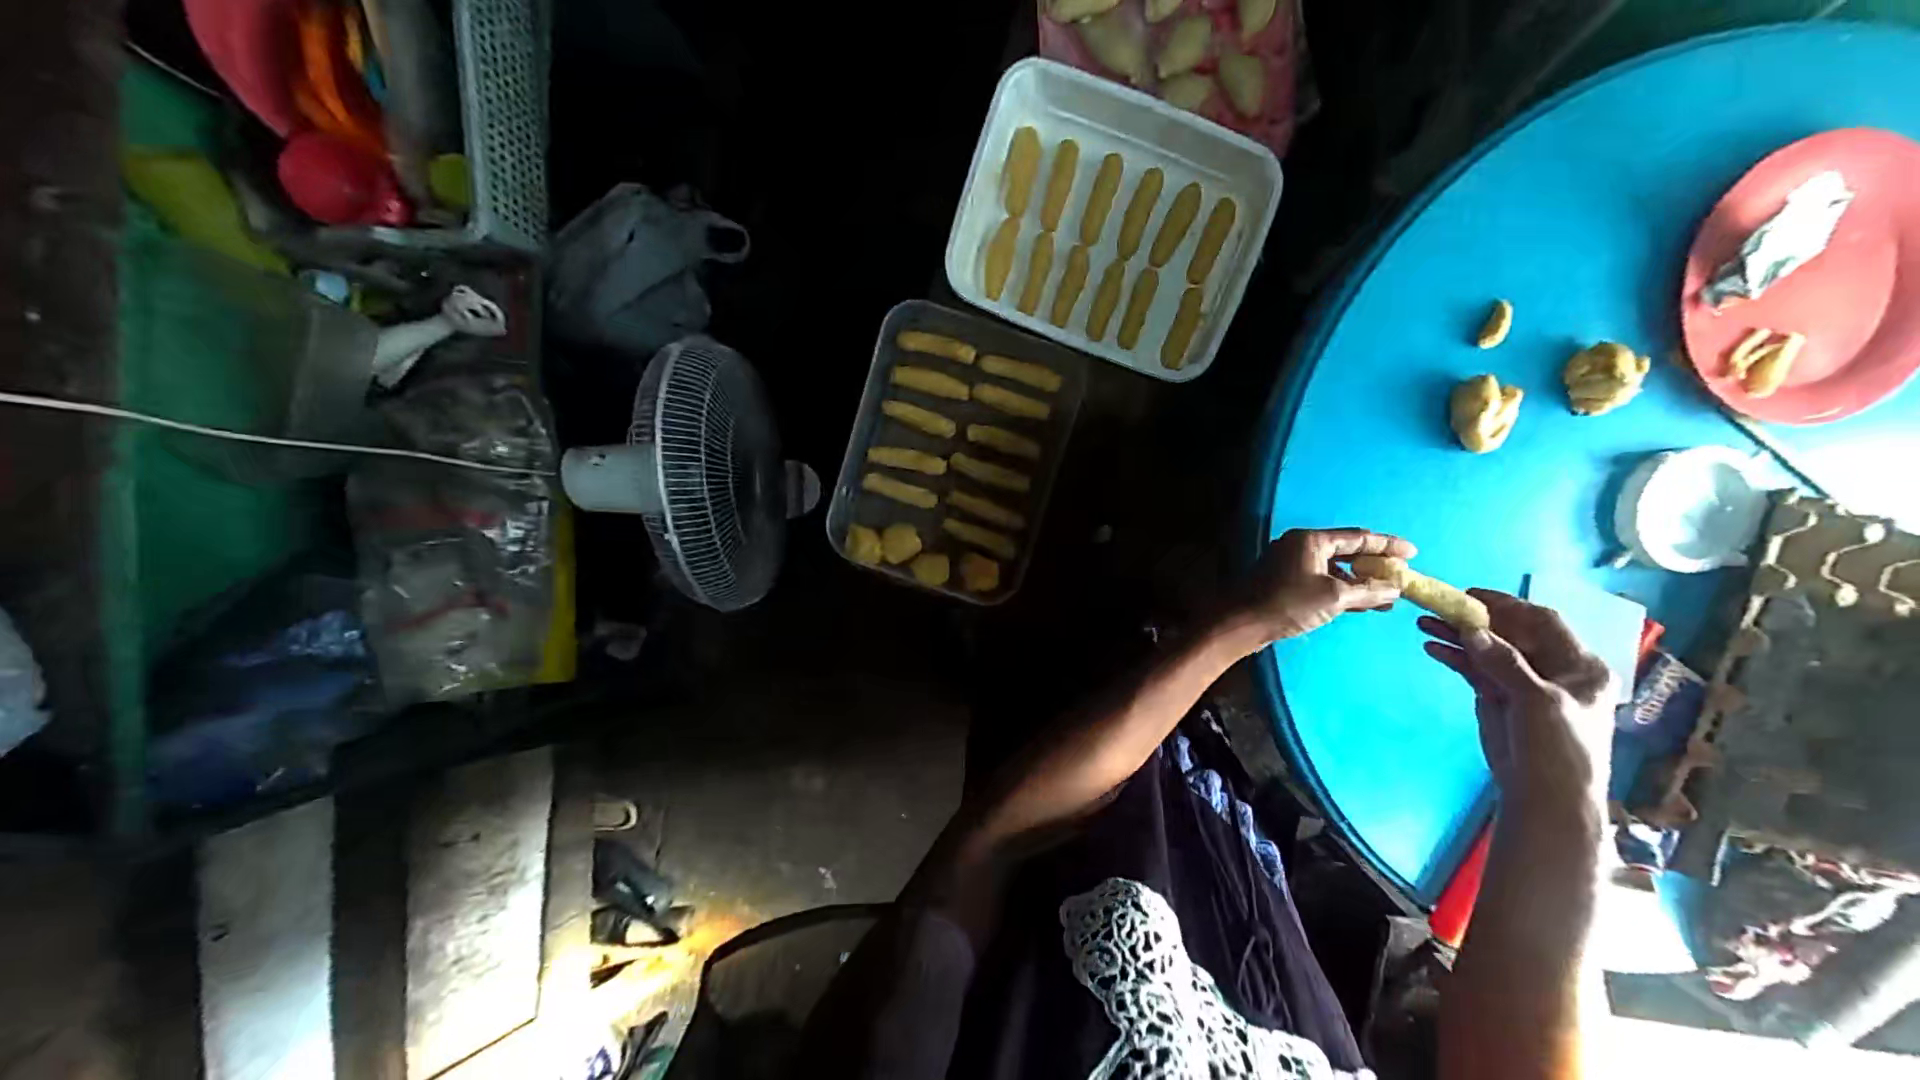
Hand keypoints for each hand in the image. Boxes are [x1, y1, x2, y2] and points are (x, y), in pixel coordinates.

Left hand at [1235, 528, 1417, 643]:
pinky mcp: (1285, 580)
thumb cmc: (1289, 604)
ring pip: (1334, 568)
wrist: (1243, 623)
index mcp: (1310, 540)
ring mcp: (1290, 562)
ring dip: (1360, 581)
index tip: (1413, 552)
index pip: (1357, 537)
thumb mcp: (1335, 597)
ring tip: (1388, 597)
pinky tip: (1363, 604)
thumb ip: (1368, 590)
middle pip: (1346, 551)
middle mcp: (1299, 545)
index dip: (1387, 545)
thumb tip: (1396, 589)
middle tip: (1402, 574)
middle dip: (1374, 564)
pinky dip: (1343, 589)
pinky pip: (1322, 579)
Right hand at [1418, 591, 1612, 822]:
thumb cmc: (1559, 749)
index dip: (1508, 605)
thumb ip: (1505, 664)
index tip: (1469, 594)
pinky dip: (1454, 658)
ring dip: (1457, 636)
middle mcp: (1552, 669)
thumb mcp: (1538, 703)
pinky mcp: (1499, 699)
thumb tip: (1472, 630)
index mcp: (1580, 666)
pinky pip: (1474, 669)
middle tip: (1438, 607)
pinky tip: (1433, 649)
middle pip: (1509, 633)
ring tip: (1424, 624)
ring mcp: (1522, 684)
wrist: (1547, 799)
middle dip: (1474, 619)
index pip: (1543, 622)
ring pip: (1487, 650)